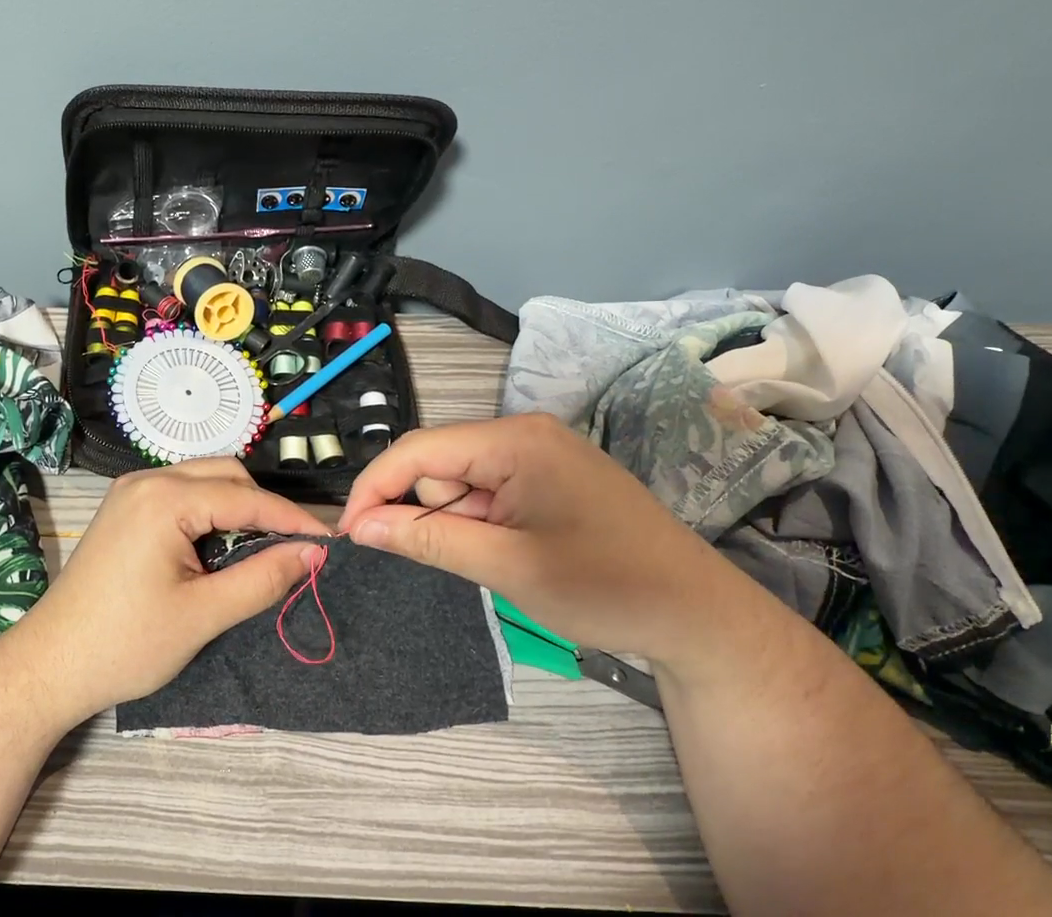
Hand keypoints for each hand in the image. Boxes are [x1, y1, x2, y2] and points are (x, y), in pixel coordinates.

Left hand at [10, 457, 330, 722]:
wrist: (51, 663)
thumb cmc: (126, 643)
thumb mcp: (203, 615)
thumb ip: (263, 578)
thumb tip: (313, 553)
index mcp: (163, 498)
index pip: (245, 497)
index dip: (291, 519)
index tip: (330, 543)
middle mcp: (145, 481)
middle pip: (224, 476)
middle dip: (262, 508)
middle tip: (291, 552)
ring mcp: (128, 493)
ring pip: (201, 482)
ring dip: (235, 510)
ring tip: (259, 554)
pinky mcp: (122, 511)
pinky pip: (178, 496)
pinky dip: (207, 515)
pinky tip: (217, 551)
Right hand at [339, 414, 769, 671]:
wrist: (702, 617)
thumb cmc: (604, 587)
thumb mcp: (505, 566)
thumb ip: (426, 540)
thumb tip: (358, 527)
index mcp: (514, 441)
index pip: (416, 451)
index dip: (373, 490)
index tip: (349, 536)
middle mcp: (525, 434)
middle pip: (437, 465)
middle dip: (430, 512)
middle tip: (468, 559)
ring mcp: (541, 454)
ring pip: (460, 482)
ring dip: (461, 522)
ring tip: (504, 560)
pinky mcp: (552, 477)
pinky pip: (490, 492)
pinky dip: (484, 523)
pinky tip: (515, 552)